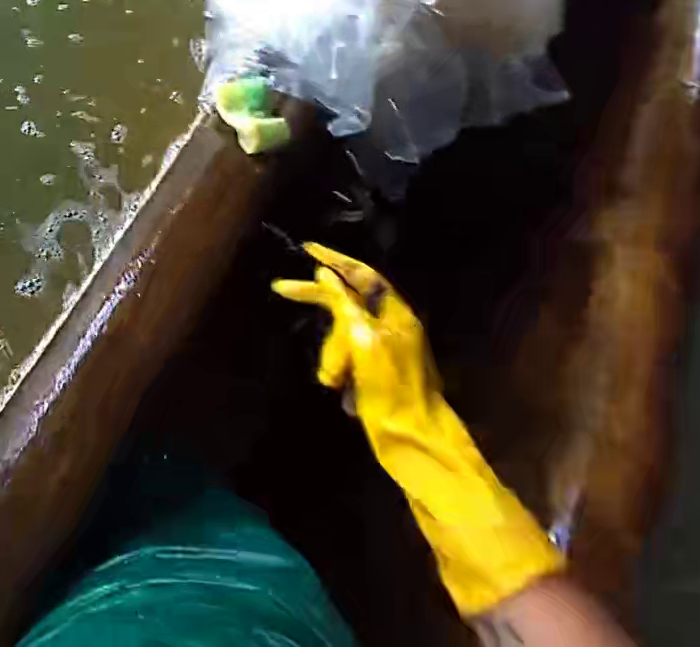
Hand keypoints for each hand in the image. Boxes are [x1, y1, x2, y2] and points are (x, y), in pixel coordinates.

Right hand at [274, 245, 562, 615]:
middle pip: (348, 304)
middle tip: (280, 293)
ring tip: (337, 384)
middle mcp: (393, 326)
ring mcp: (386, 352)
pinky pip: (348, 361)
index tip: (306, 248)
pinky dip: (342, 372)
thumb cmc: (394, 397)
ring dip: (333, 357)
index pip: (361, 274)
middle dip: (323, 315)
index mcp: (396, 313)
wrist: (418, 450)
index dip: (333, 259)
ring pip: (343, 336)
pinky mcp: (378, 376)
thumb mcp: (366, 346)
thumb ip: (345, 308)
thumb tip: (326, 276)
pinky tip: (346, 396)